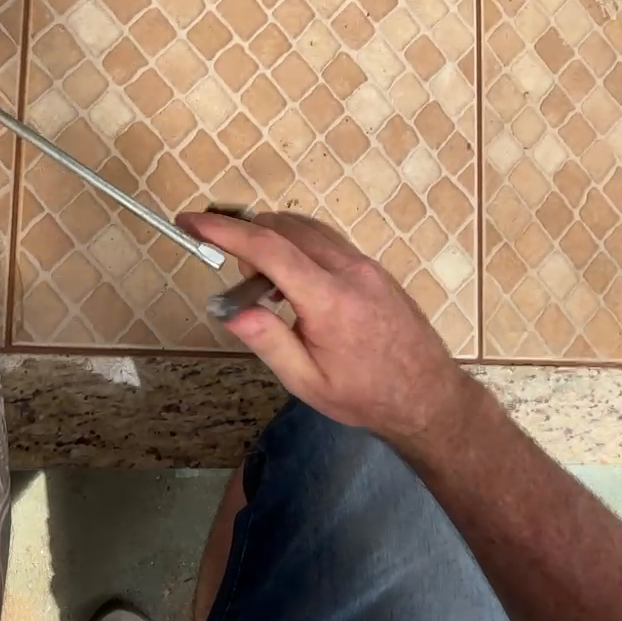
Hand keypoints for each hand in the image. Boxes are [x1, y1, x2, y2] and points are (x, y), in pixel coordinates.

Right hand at [178, 211, 474, 447]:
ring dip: (270, 238)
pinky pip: (323, 238)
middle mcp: (349, 271)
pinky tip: (289, 278)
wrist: (430, 398)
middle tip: (229, 269)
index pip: (268, 249)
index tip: (191, 222)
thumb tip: (230, 311)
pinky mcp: (371, 267)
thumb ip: (268, 342)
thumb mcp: (308, 382)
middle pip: (283, 227)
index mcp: (329, 300)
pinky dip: (294, 243)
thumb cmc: (366, 396)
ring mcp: (364, 264)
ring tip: (258, 279)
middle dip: (245, 234)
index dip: (224, 231)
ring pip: (304, 227)